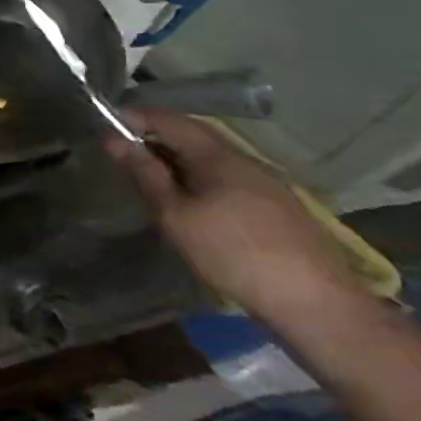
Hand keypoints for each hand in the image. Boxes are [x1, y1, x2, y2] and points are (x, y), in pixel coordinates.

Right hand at [103, 110, 363, 322]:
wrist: (314, 301)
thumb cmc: (233, 253)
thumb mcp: (176, 216)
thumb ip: (145, 174)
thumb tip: (114, 138)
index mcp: (216, 153)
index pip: (169, 118)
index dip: (136, 118)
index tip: (106, 129)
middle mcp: (242, 158)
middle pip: (192, 136)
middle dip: (156, 140)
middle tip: (125, 159)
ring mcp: (264, 182)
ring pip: (211, 160)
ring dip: (178, 162)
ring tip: (153, 184)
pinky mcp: (277, 208)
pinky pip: (227, 180)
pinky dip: (200, 181)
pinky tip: (194, 208)